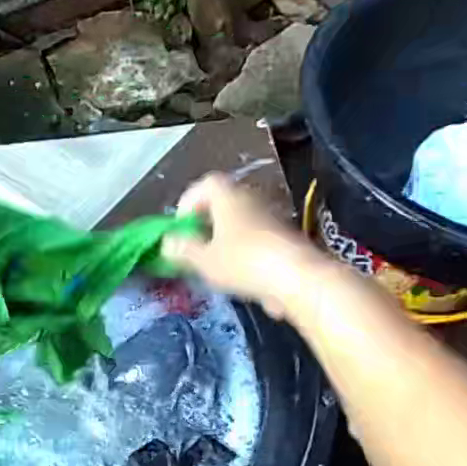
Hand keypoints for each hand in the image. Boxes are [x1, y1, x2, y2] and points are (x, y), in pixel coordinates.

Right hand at [164, 174, 332, 319]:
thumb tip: (167, 242)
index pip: (204, 184)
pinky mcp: (286, 240)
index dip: (188, 203)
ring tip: (216, 269)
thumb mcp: (204, 260)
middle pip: (223, 205)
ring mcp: (272, 218)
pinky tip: (242, 281)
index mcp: (228, 197)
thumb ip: (183, 250)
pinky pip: (257, 242)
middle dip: (205, 226)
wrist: (299, 278)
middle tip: (195, 250)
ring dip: (225, 243)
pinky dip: (245, 256)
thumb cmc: (244, 262)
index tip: (181, 228)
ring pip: (240, 225)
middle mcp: (251, 200)